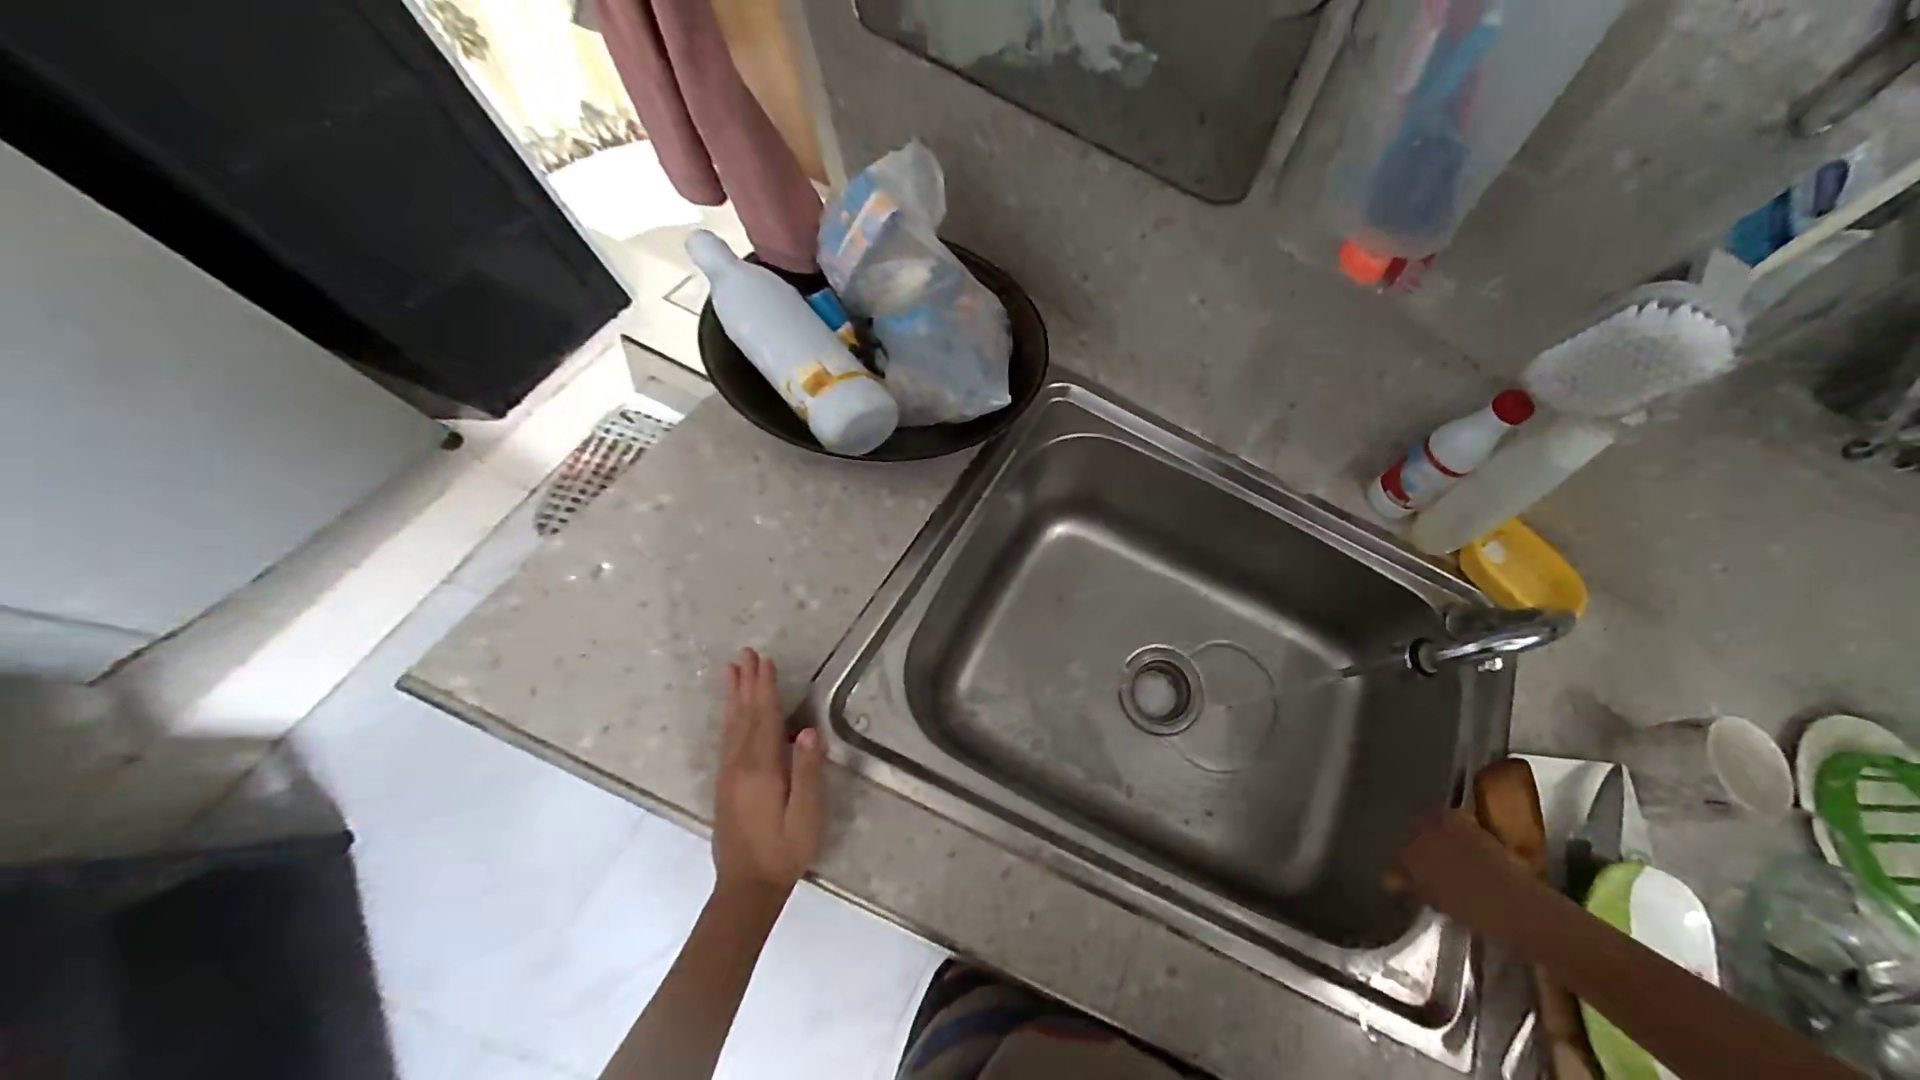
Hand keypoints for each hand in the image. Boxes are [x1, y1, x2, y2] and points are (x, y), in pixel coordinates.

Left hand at [713, 648, 824, 897]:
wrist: (746, 888)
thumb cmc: (784, 851)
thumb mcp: (805, 816)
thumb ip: (806, 772)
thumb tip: (807, 731)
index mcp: (760, 769)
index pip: (764, 718)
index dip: (764, 688)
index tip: (764, 661)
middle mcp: (738, 765)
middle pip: (743, 716)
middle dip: (745, 683)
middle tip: (744, 654)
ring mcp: (728, 775)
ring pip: (731, 726)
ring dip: (733, 696)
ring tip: (731, 671)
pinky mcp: (725, 785)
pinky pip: (727, 739)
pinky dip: (730, 718)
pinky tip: (731, 712)